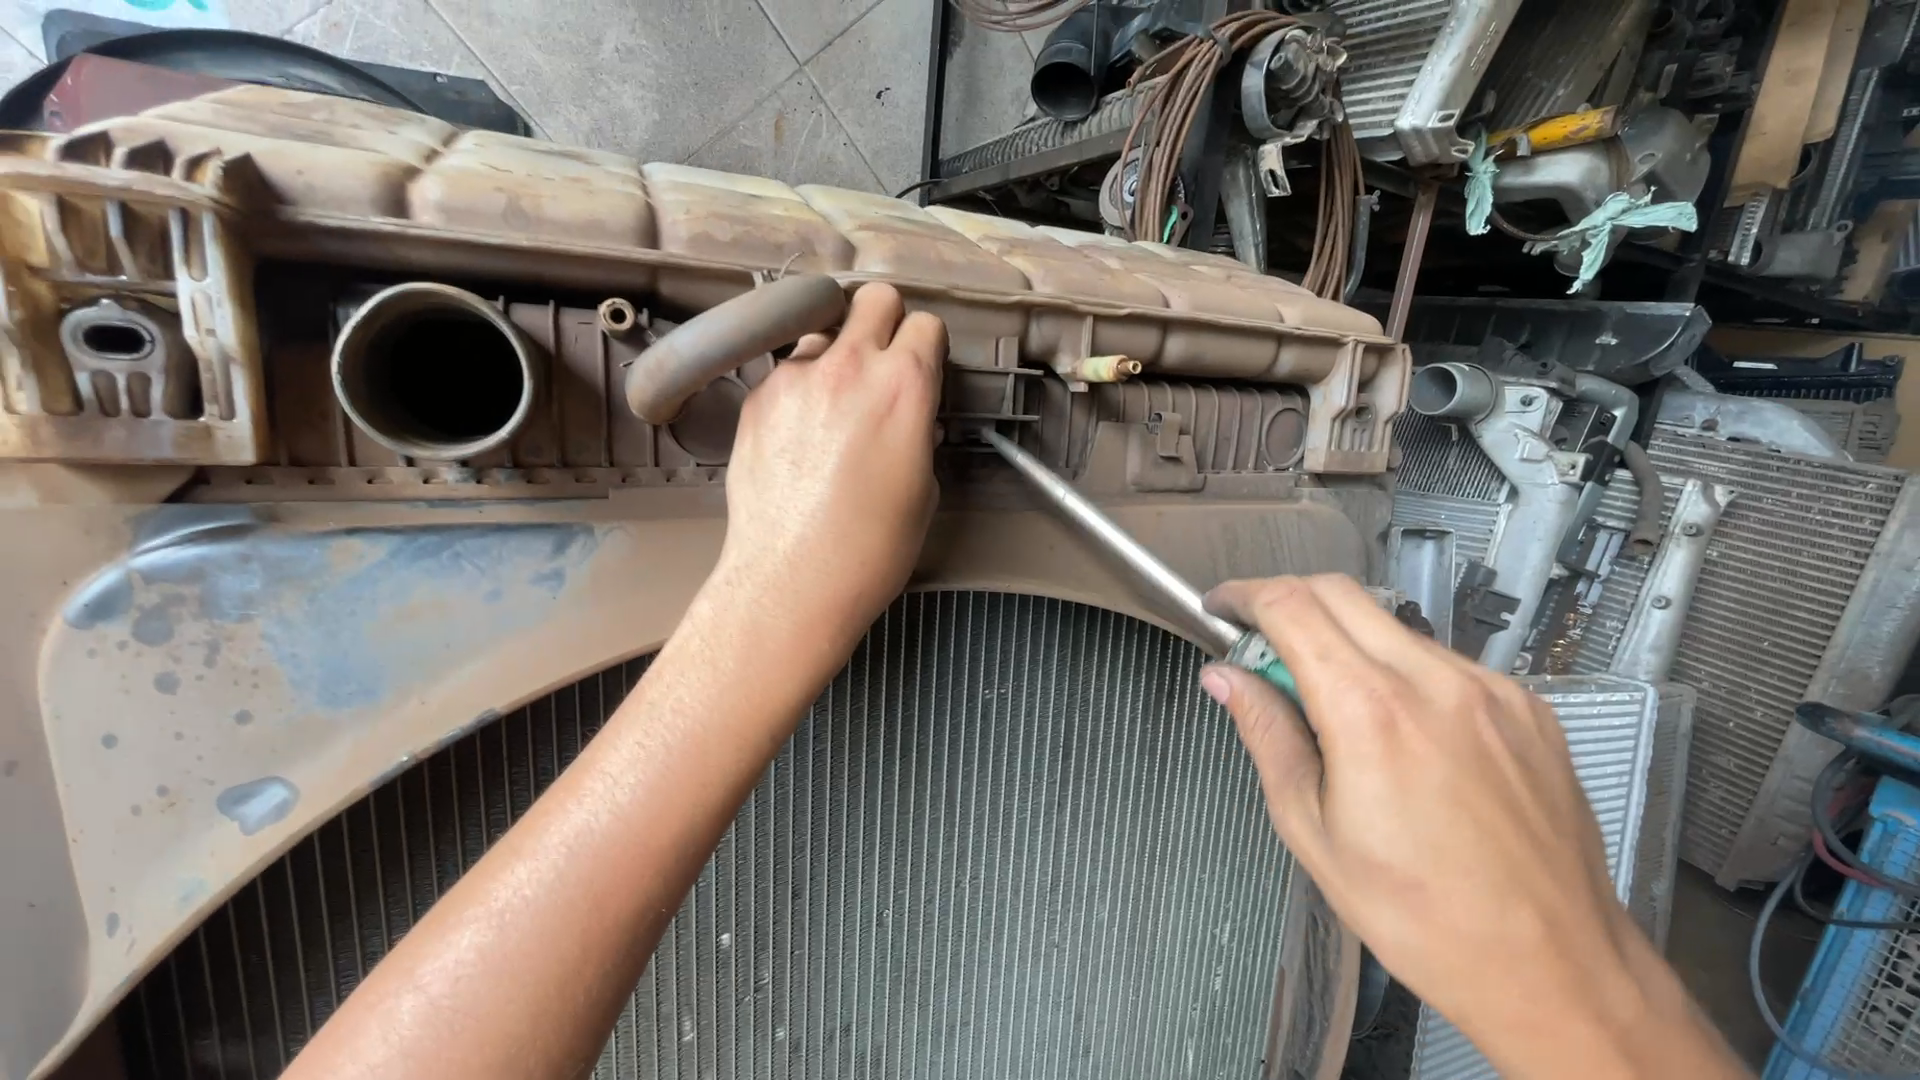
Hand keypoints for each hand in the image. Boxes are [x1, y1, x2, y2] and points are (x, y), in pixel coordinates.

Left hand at [709, 282, 944, 653]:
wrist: (794, 579)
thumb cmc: (872, 548)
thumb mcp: (924, 488)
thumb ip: (918, 433)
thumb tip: (909, 419)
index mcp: (904, 386)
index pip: (925, 323)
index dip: (926, 347)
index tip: (921, 368)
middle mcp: (849, 366)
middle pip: (872, 297)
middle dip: (883, 321)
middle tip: (880, 360)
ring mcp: (795, 378)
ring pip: (821, 330)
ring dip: (835, 353)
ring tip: (832, 404)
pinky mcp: (757, 399)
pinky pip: (785, 372)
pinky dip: (799, 390)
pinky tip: (797, 435)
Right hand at [1200, 574, 1746, 1078]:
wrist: (1554, 967)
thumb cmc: (1416, 912)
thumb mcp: (1309, 828)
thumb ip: (1265, 733)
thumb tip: (1223, 676)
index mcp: (1370, 711)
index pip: (1291, 607)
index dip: (1244, 595)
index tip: (1221, 608)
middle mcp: (1435, 681)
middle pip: (1340, 592)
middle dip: (1286, 599)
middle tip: (1260, 642)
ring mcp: (1491, 689)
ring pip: (1392, 625)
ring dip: (1343, 638)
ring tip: (1330, 700)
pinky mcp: (1528, 706)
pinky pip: (1443, 661)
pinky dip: (1400, 670)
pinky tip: (1398, 727)